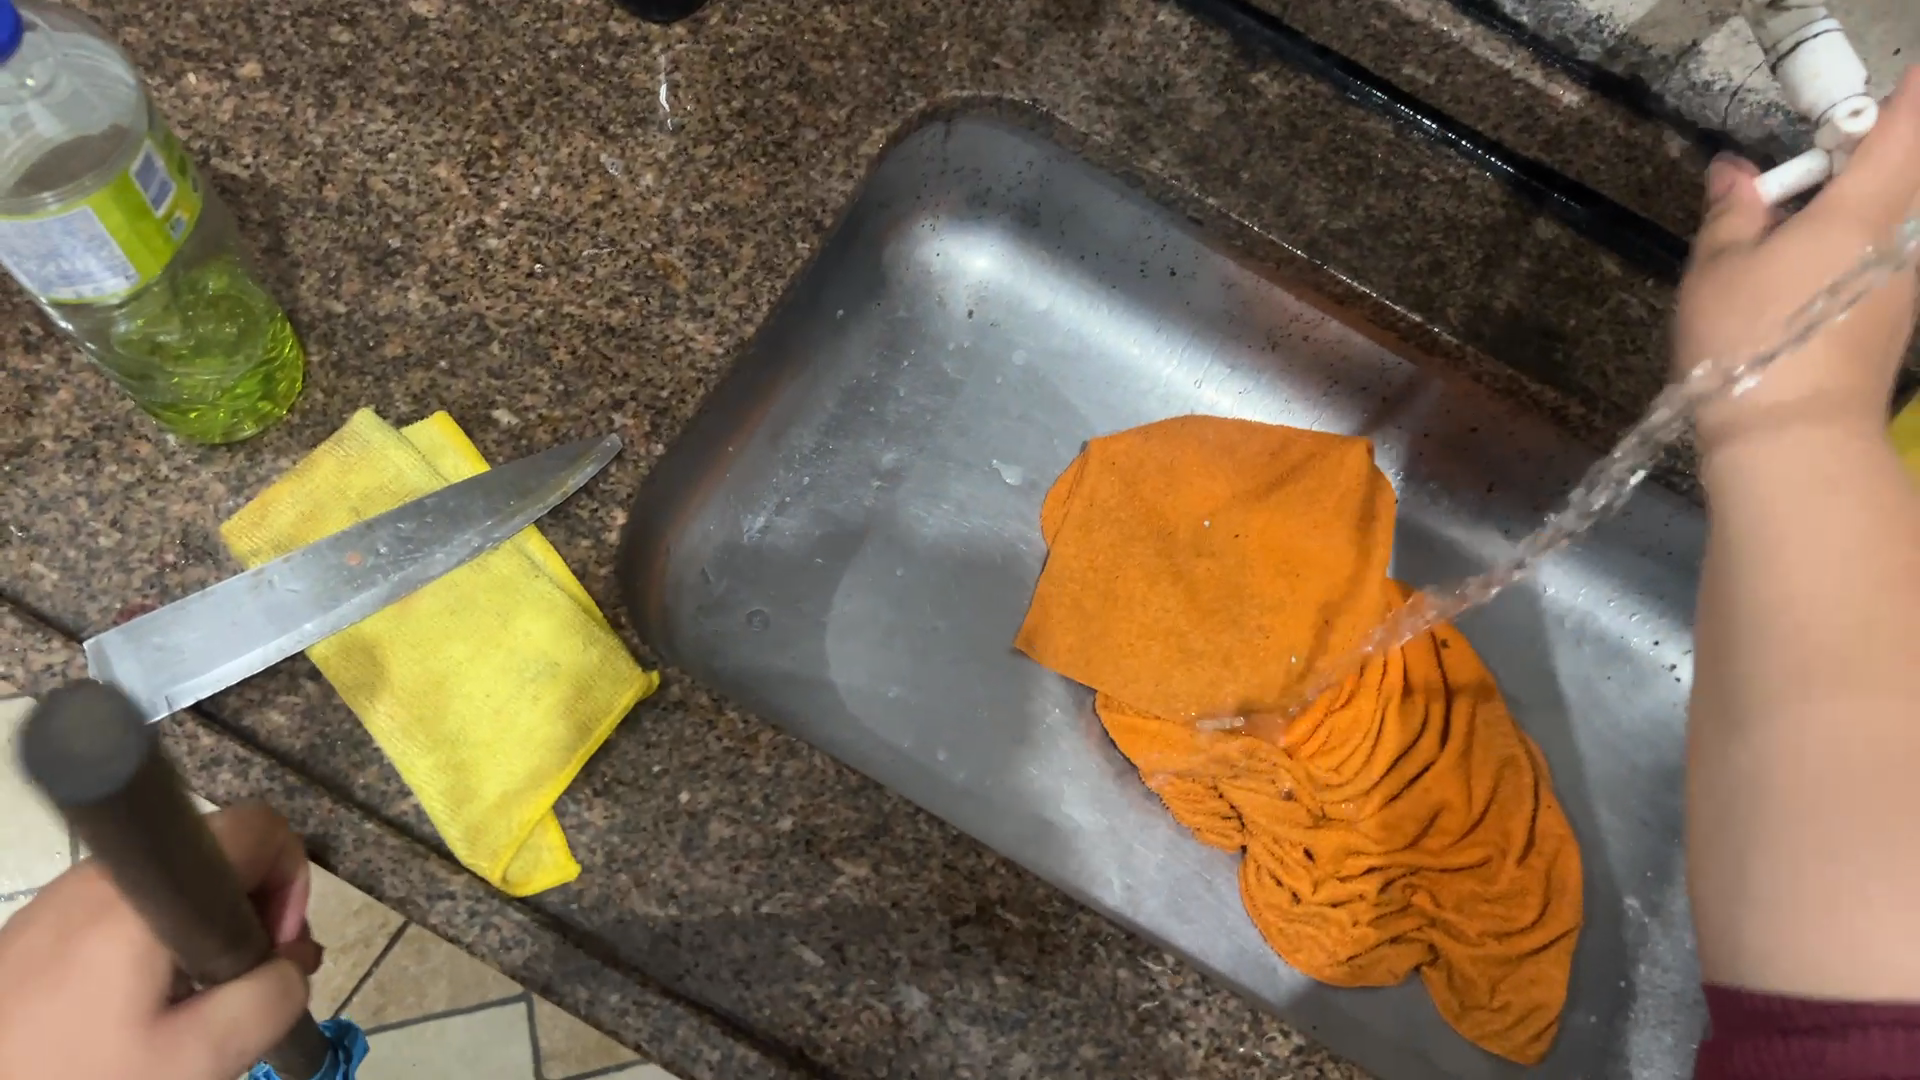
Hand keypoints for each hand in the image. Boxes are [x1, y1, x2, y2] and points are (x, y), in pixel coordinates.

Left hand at [0, 802, 321, 1079]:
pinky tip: (134, 1005)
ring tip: (190, 999)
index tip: (271, 943)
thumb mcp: (200, 1056)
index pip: (259, 827)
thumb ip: (276, 993)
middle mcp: (103, 877)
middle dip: (254, 911)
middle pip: (222, 856)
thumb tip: (287, 964)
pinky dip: (154, 944)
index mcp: (147, 891)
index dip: (289, 878)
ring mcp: (56, 903)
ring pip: (176, 886)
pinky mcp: (27, 932)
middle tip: (242, 980)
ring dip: (206, 930)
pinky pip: (125, 912)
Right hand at [1676, 68, 1919, 456]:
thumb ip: (1731, 215)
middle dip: (1854, 154)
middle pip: (1904, 163)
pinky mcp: (1899, 302)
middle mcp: (1910, 225)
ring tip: (1769, 240)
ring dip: (1840, 204)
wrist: (1791, 425)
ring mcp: (1911, 267)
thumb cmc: (1748, 338)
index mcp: (1869, 202)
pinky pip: (1881, 247)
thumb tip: (1733, 171)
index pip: (1912, 116)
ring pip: (1891, 208)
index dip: (1899, 91)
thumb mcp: (1714, 273)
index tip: (1859, 93)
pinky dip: (1841, 243)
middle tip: (1786, 180)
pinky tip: (1786, 279)